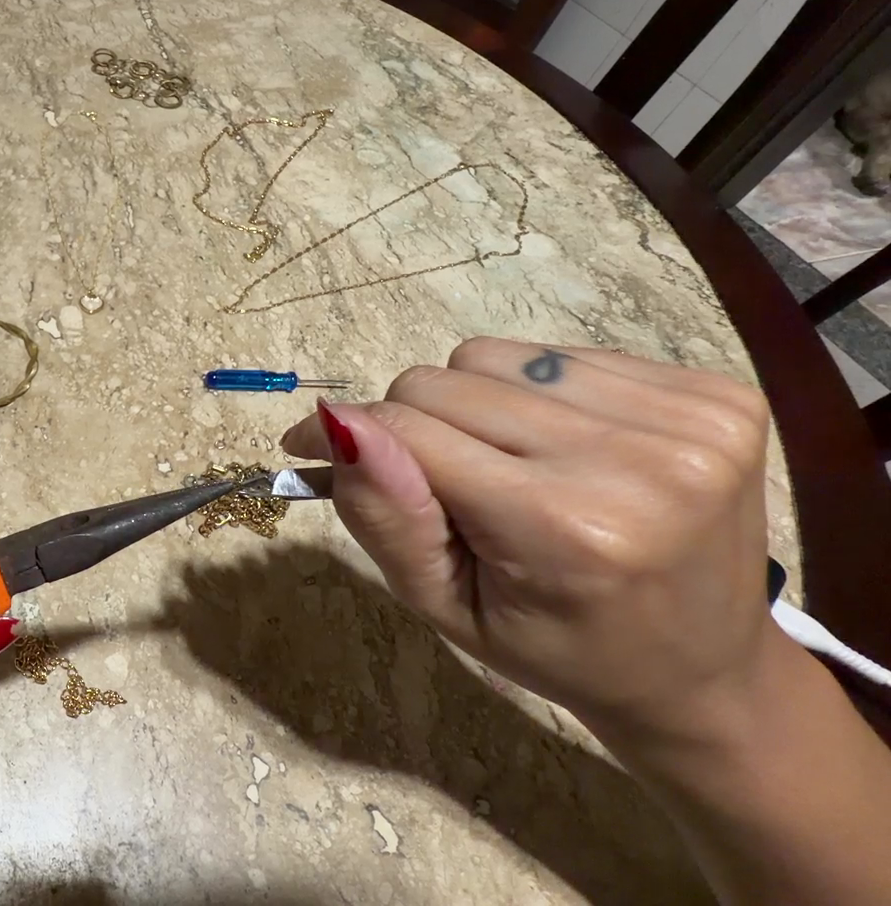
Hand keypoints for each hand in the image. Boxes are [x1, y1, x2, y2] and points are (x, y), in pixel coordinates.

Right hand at [280, 337, 774, 746]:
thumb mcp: (444, 606)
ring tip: (505, 463)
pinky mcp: (717, 393)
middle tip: (438, 483)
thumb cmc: (554, 646)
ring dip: (472, 402)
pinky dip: (532, 393)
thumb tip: (336, 423)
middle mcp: (636, 458)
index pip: (409, 430)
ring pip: (493, 357)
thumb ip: (385, 516)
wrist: (705, 668)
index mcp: (565, 526)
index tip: (306, 448)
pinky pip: (557, 354)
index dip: (344, 434)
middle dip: (412, 425)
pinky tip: (561, 446)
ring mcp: (688, 419)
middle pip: (443, 381)